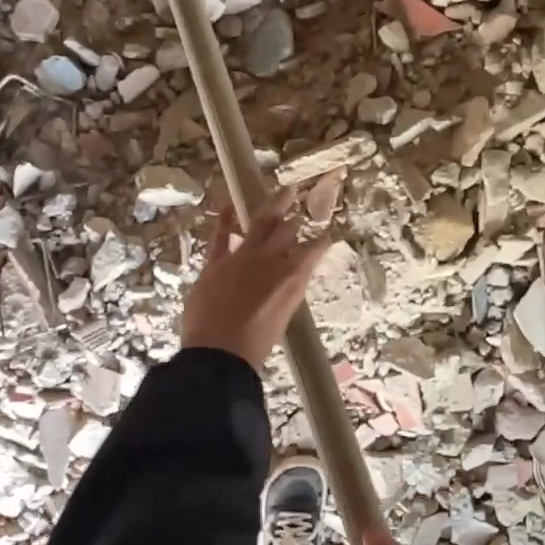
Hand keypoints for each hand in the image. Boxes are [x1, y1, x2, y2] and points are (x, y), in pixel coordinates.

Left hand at [180, 191, 329, 368]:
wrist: (219, 354)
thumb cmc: (255, 346)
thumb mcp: (282, 319)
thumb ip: (285, 294)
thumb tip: (286, 281)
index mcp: (292, 278)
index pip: (313, 251)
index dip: (322, 241)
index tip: (328, 233)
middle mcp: (271, 261)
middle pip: (288, 231)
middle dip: (298, 216)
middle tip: (306, 200)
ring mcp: (242, 257)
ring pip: (262, 223)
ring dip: (276, 205)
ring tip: (287, 190)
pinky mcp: (216, 262)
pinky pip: (221, 234)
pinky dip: (226, 218)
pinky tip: (231, 205)